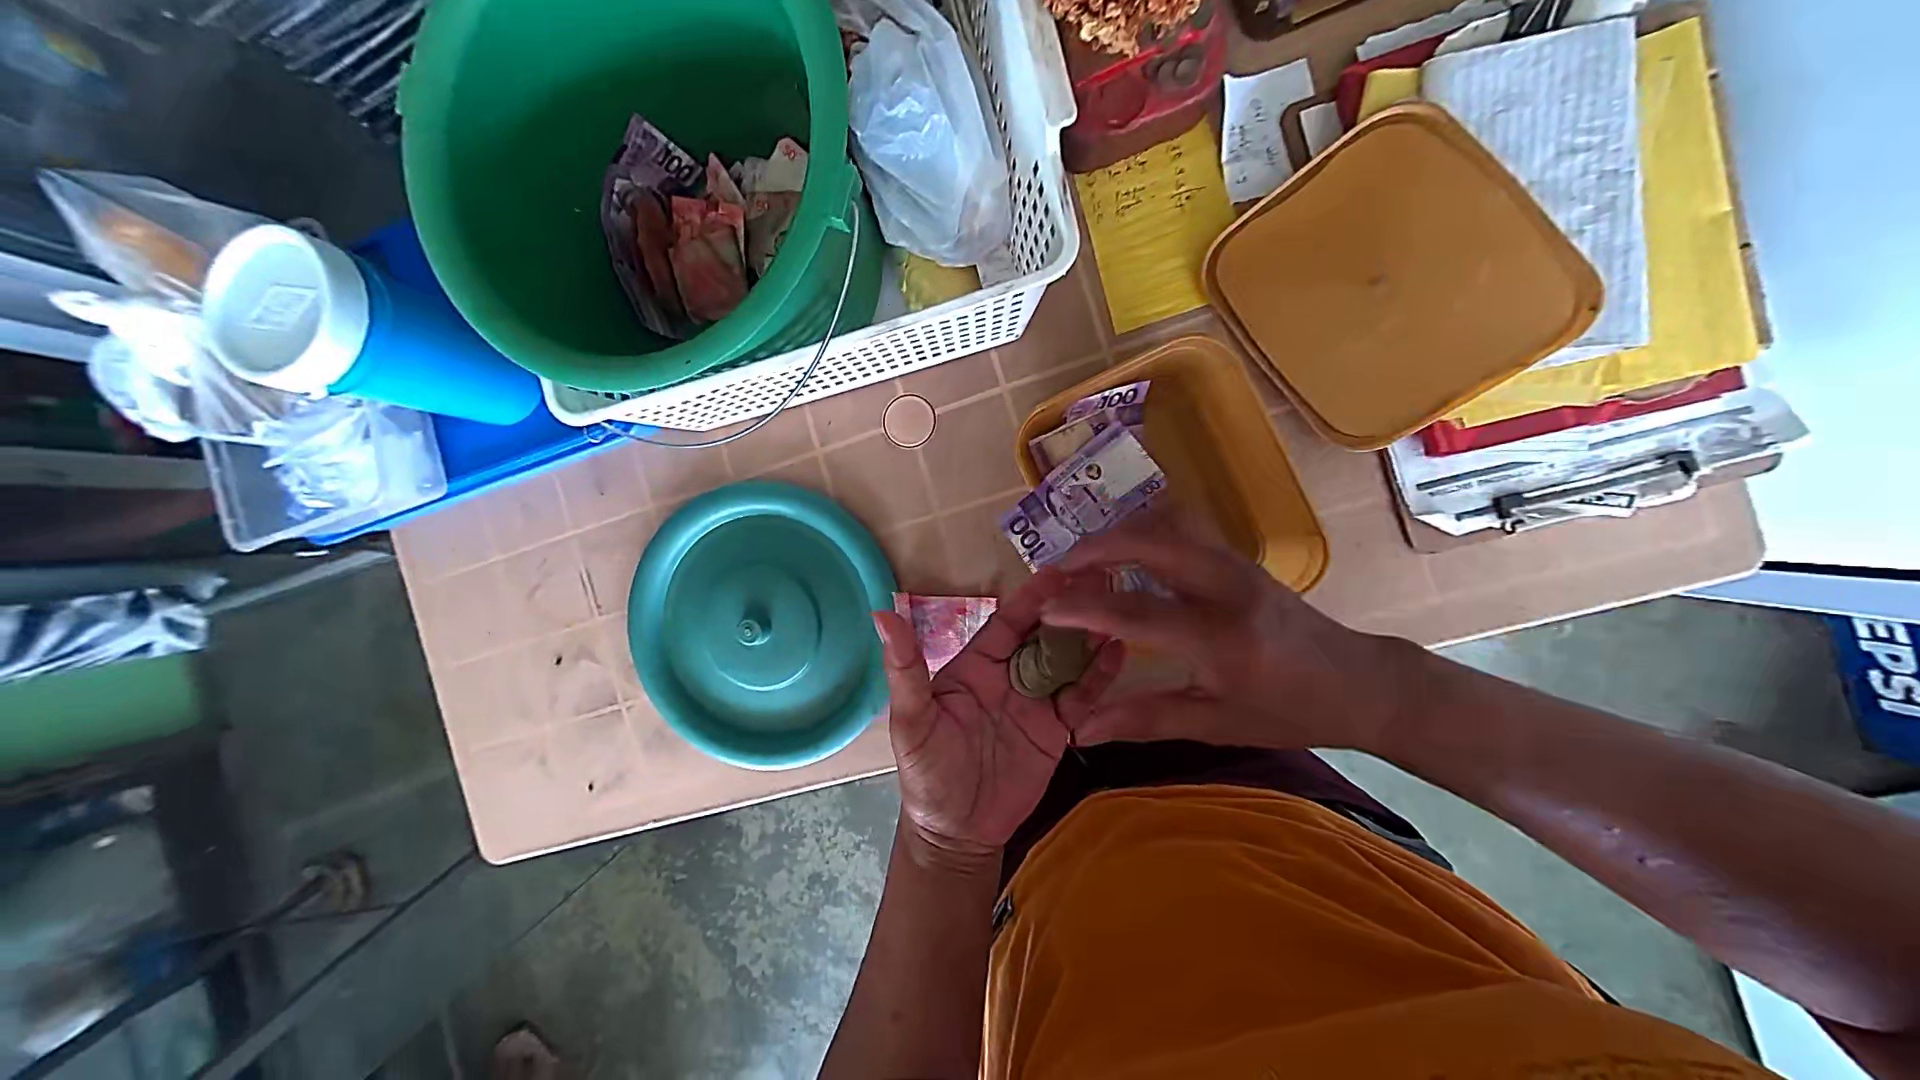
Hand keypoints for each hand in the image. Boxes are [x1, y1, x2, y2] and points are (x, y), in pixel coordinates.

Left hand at [874, 569, 1126, 860]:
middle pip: (1044, 634)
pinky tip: (1118, 653)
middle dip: (1070, 606)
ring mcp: (1036, 702)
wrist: (957, 831)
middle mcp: (1010, 676)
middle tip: (1101, 578)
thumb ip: (906, 669)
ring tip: (1119, 607)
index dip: (1031, 598)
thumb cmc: (927, 772)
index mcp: (976, 666)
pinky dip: (1100, 676)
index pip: (1007, 623)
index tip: (1057, 572)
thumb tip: (882, 613)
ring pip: (1068, 660)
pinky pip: (1081, 697)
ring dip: (1090, 635)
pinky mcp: (1058, 729)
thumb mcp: (912, 721)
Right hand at [1039, 526, 1403, 753]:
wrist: (1358, 681)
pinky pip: (1181, 528)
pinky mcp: (1237, 556)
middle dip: (1096, 547)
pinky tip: (1123, 552)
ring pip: (1167, 523)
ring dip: (1120, 533)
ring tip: (1084, 557)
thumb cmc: (1288, 710)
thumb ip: (1145, 720)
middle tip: (1058, 568)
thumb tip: (1082, 729)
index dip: (1085, 609)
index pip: (1137, 614)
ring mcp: (1235, 563)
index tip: (1045, 609)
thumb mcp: (1217, 723)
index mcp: (1222, 637)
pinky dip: (1143, 531)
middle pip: (1151, 543)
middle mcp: (1227, 587)